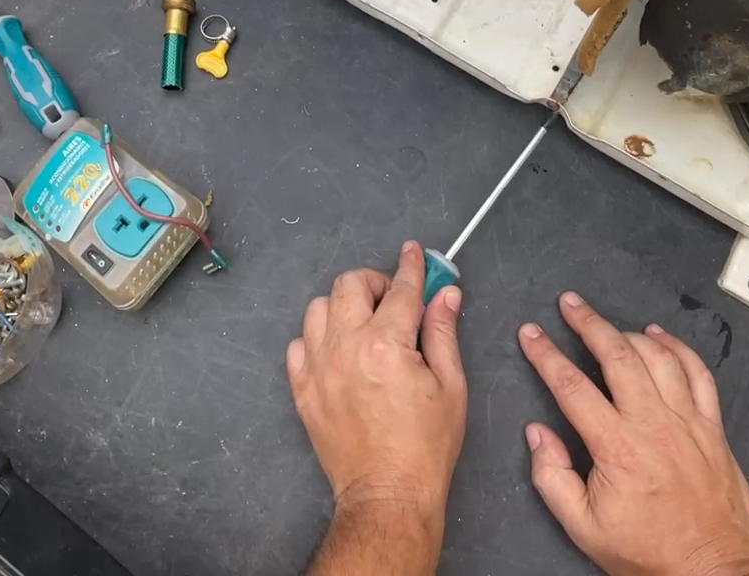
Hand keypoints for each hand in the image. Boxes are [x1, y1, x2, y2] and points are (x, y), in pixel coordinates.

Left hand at [290, 242, 466, 574]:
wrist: (388, 496)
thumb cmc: (426, 447)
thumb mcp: (451, 387)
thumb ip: (443, 332)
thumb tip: (445, 295)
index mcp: (387, 344)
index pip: (401, 289)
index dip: (410, 266)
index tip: (413, 252)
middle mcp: (346, 347)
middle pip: (350, 284)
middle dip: (374, 282)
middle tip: (391, 301)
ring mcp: (318, 367)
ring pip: (318, 308)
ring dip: (342, 307)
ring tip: (362, 325)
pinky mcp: (302, 389)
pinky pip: (298, 344)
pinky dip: (317, 339)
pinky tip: (337, 352)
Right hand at [519, 293, 748, 575]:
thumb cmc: (651, 556)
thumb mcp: (584, 528)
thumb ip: (551, 477)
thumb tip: (537, 433)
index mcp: (617, 448)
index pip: (571, 386)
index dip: (546, 354)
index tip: (530, 334)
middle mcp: (653, 426)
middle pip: (616, 355)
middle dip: (588, 322)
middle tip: (570, 304)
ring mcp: (688, 424)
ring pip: (657, 358)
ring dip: (628, 331)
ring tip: (607, 322)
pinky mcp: (714, 430)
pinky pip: (700, 375)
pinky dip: (679, 349)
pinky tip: (660, 337)